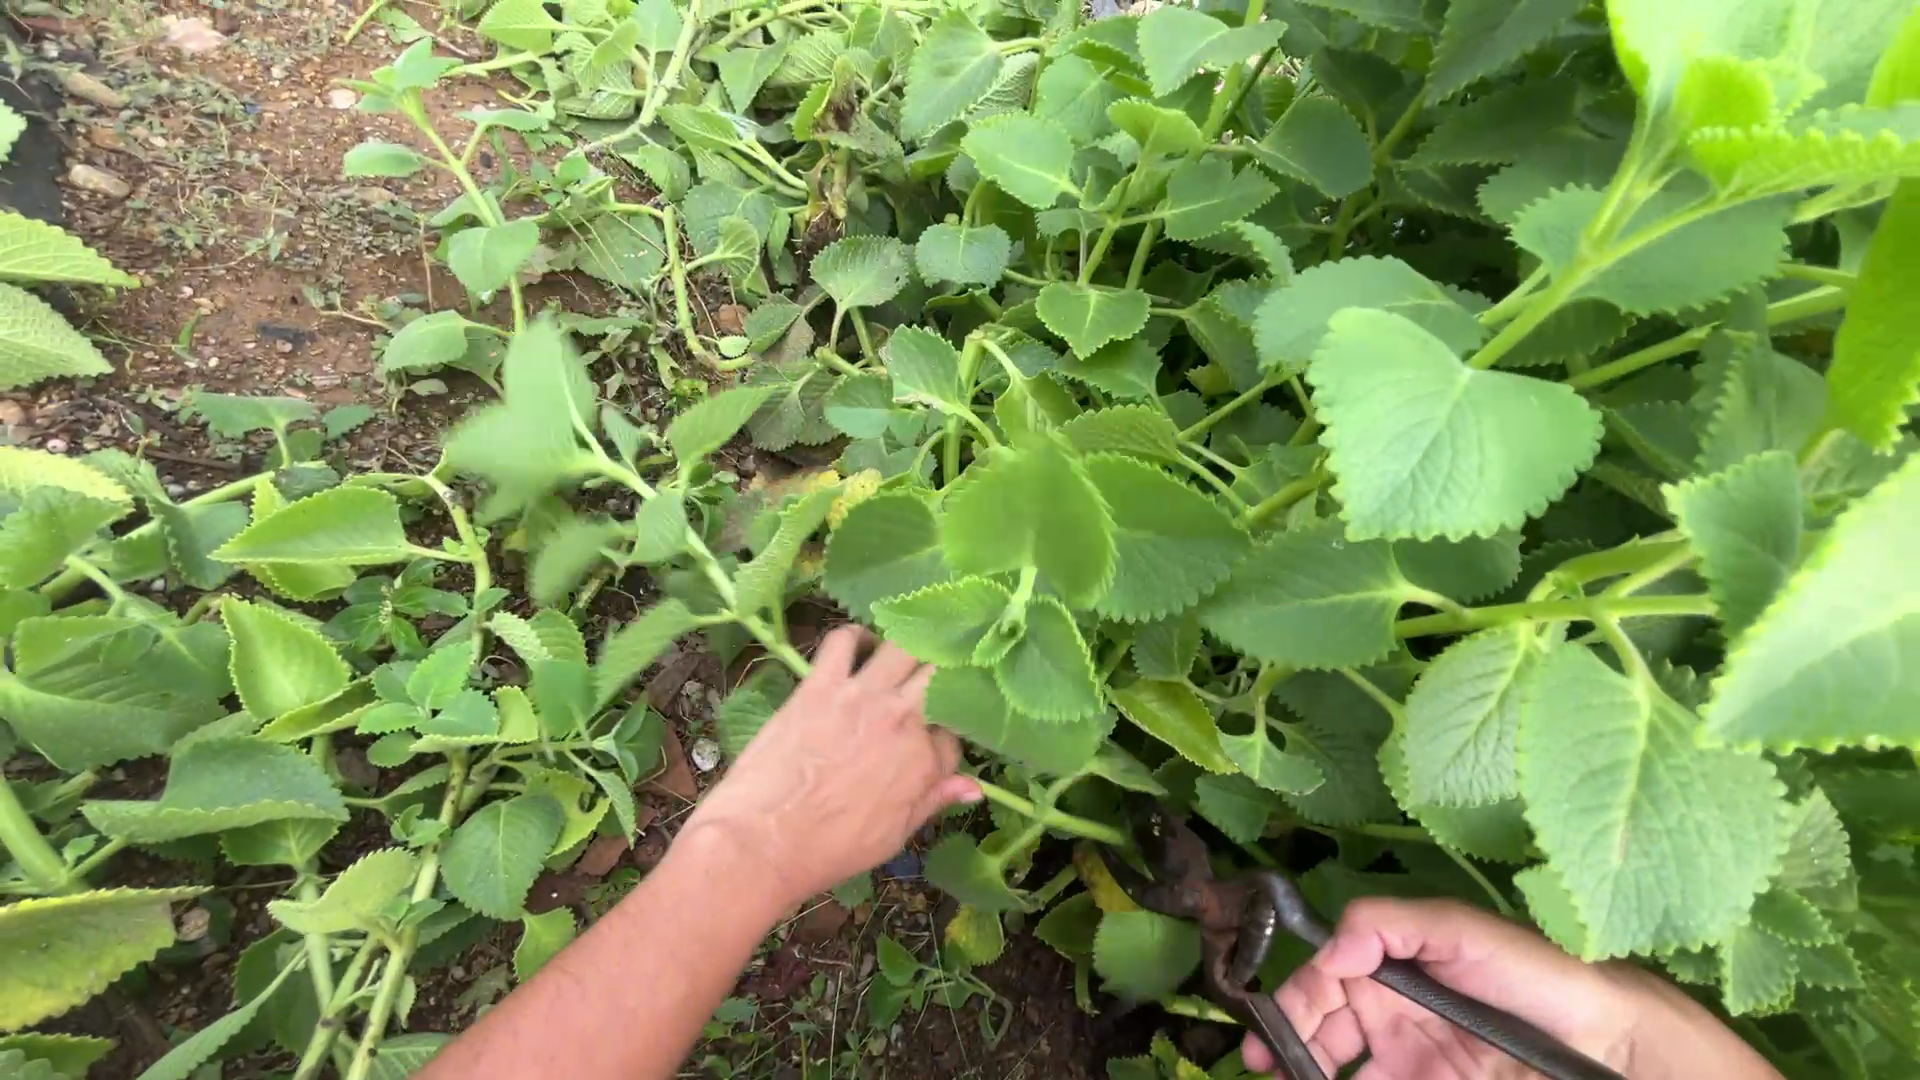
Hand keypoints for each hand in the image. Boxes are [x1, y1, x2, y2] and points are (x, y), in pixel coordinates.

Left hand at [677, 626, 980, 908]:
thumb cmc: (830, 850)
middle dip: (944, 676)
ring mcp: (861, 695)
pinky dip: (855, 636)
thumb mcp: (894, 836)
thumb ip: (934, 801)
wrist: (763, 842)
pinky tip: (859, 644)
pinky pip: (843, 640)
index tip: (931, 745)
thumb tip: (974, 788)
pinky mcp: (820, 683)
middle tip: (934, 680)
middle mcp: (901, 719)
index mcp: (922, 761)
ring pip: (903, 648)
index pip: (951, 736)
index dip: (944, 739)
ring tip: (904, 656)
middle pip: (940, 677)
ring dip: (910, 649)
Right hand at [1244, 898, 1780, 1079]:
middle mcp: (1389, 1015)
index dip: (1289, 1006)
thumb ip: (1382, 924)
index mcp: (1383, 969)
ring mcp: (1413, 1062)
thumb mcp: (1452, 927)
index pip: (1322, 984)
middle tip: (1264, 1069)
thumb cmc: (1523, 970)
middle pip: (1323, 1033)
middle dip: (1288, 1049)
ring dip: (1313, 1074)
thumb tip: (1326, 952)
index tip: (1265, 1035)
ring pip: (1348, 1072)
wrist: (1609, 1042)